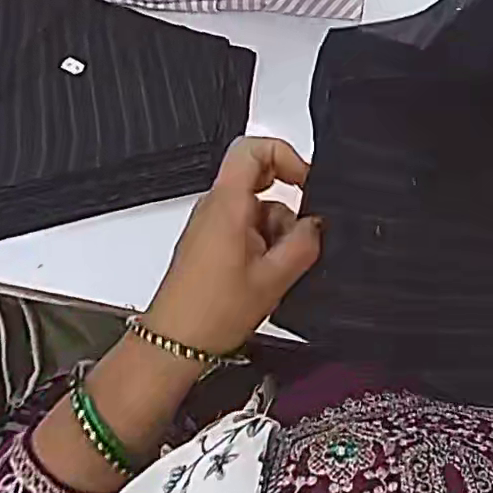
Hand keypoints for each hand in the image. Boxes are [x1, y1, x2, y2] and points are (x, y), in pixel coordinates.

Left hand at [142, 136, 322, 356]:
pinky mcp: (213, 238)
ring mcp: (212, 221)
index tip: (305, 181)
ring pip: (258, 203)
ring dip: (279, 227)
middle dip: (289, 199)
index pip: (252, 148)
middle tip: (302, 227)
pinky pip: (248, 223)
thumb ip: (305, 243)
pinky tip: (268, 272)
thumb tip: (319, 224)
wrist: (174, 343)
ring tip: (279, 265)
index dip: (285, 155)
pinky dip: (266, 240)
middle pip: (259, 175)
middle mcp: (215, 206)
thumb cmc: (210, 313)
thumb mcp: (274, 278)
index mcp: (227, 205)